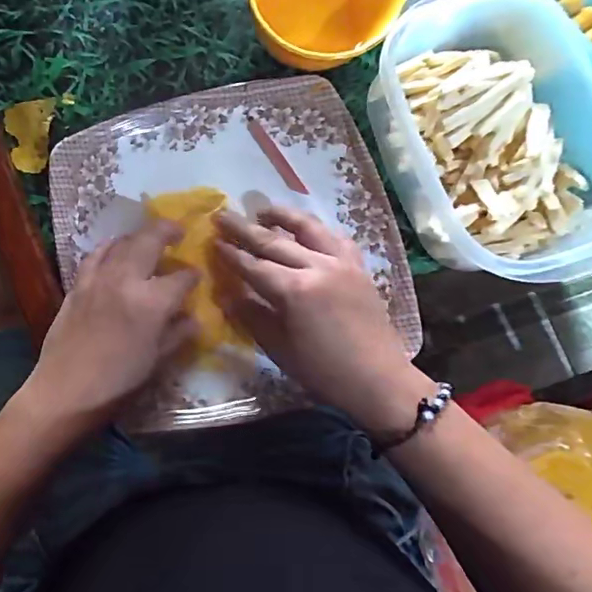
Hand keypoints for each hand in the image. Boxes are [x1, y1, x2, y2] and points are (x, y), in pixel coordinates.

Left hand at [23, 217, 197, 425]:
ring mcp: (98, 279)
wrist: (65, 392)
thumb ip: (177, 335)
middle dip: (167, 231)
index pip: (181, 278)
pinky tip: (113, 249)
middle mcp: (126, 280)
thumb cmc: (118, 384)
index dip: (193, 276)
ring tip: (148, 239)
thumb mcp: (156, 361)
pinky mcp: (77, 285)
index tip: (197, 277)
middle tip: (178, 232)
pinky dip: (108, 247)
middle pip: (149, 241)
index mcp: (152, 302)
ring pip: (121, 242)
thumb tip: (193, 320)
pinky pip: (95, 255)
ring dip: (138, 236)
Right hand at [215, 207, 433, 433]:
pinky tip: (306, 230)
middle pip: (275, 241)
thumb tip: (227, 294)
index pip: (254, 265)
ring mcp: (342, 264)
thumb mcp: (279, 348)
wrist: (378, 380)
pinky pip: (335, 239)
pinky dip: (317, 230)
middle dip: (245, 228)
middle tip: (223, 215)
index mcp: (295, 291)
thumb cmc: (323, 372)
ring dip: (283, 216)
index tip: (212, 241)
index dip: (231, 253)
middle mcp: (318, 267)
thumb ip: (252, 316)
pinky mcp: (359, 268)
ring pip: (308, 228)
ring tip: (262, 210)